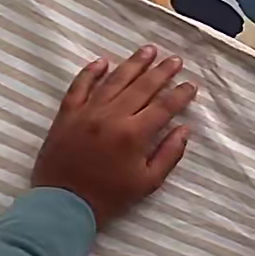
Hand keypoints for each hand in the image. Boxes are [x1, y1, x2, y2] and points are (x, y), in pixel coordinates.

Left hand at [31, 45, 197, 226]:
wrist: (62, 205)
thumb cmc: (109, 197)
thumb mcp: (148, 183)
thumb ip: (169, 154)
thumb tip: (184, 129)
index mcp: (134, 135)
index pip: (165, 107)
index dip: (181, 94)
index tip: (191, 85)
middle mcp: (112, 117)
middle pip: (142, 87)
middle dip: (162, 72)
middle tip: (175, 60)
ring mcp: (87, 112)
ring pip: (114, 80)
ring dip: (134, 63)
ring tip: (149, 50)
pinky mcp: (67, 114)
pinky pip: (79, 86)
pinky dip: (91, 72)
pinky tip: (103, 61)